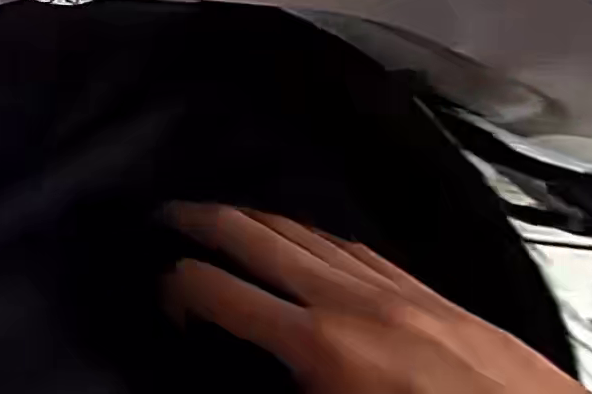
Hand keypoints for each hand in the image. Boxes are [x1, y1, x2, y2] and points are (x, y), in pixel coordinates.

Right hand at [163, 203, 584, 393]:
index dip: (174, 287)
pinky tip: (292, 234)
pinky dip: (304, 231)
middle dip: (191, 217)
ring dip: (242, 214)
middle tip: (161, 215)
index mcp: (324, 349)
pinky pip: (347, 242)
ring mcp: (392, 289)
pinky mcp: (430, 292)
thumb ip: (290, 382)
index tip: (167, 300)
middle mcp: (348, 302)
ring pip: (292, 224)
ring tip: (212, 214)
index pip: (214, 289)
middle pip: (245, 230)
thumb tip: (249, 360)